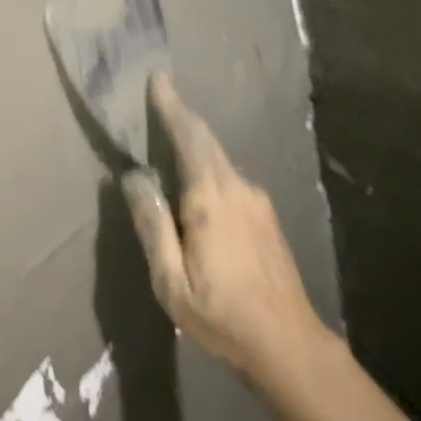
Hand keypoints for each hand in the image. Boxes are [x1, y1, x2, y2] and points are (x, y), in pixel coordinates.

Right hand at [122, 73, 329, 378]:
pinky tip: (199, 191)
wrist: (287, 342)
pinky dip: (210, 173)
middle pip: (208, 143)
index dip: (173, 107)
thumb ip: (153, 225)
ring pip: (220, 163)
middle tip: (160, 100)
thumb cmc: (221, 316)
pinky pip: (231, 181)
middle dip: (183, 119)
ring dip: (196, 149)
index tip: (159, 78)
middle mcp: (239, 188)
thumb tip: (133, 178)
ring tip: (170, 146)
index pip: (190, 138)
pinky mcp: (267, 217)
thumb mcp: (171, 282)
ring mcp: (258, 201)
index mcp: (212, 199)